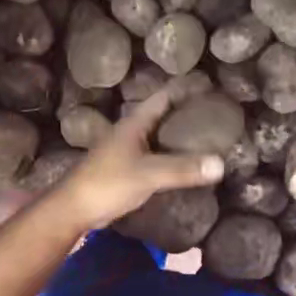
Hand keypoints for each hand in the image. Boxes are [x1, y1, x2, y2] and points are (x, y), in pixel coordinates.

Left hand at [52, 89, 224, 230]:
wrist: (74, 209)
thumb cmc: (107, 183)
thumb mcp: (148, 174)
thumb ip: (183, 168)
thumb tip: (221, 163)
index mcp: (133, 123)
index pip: (163, 97)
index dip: (185, 89)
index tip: (209, 87)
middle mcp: (130, 132)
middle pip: (162, 116)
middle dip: (186, 113)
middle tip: (216, 114)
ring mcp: (127, 151)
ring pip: (158, 137)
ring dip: (178, 136)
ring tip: (207, 137)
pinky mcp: (126, 169)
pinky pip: (154, 156)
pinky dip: (171, 156)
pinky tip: (186, 164)